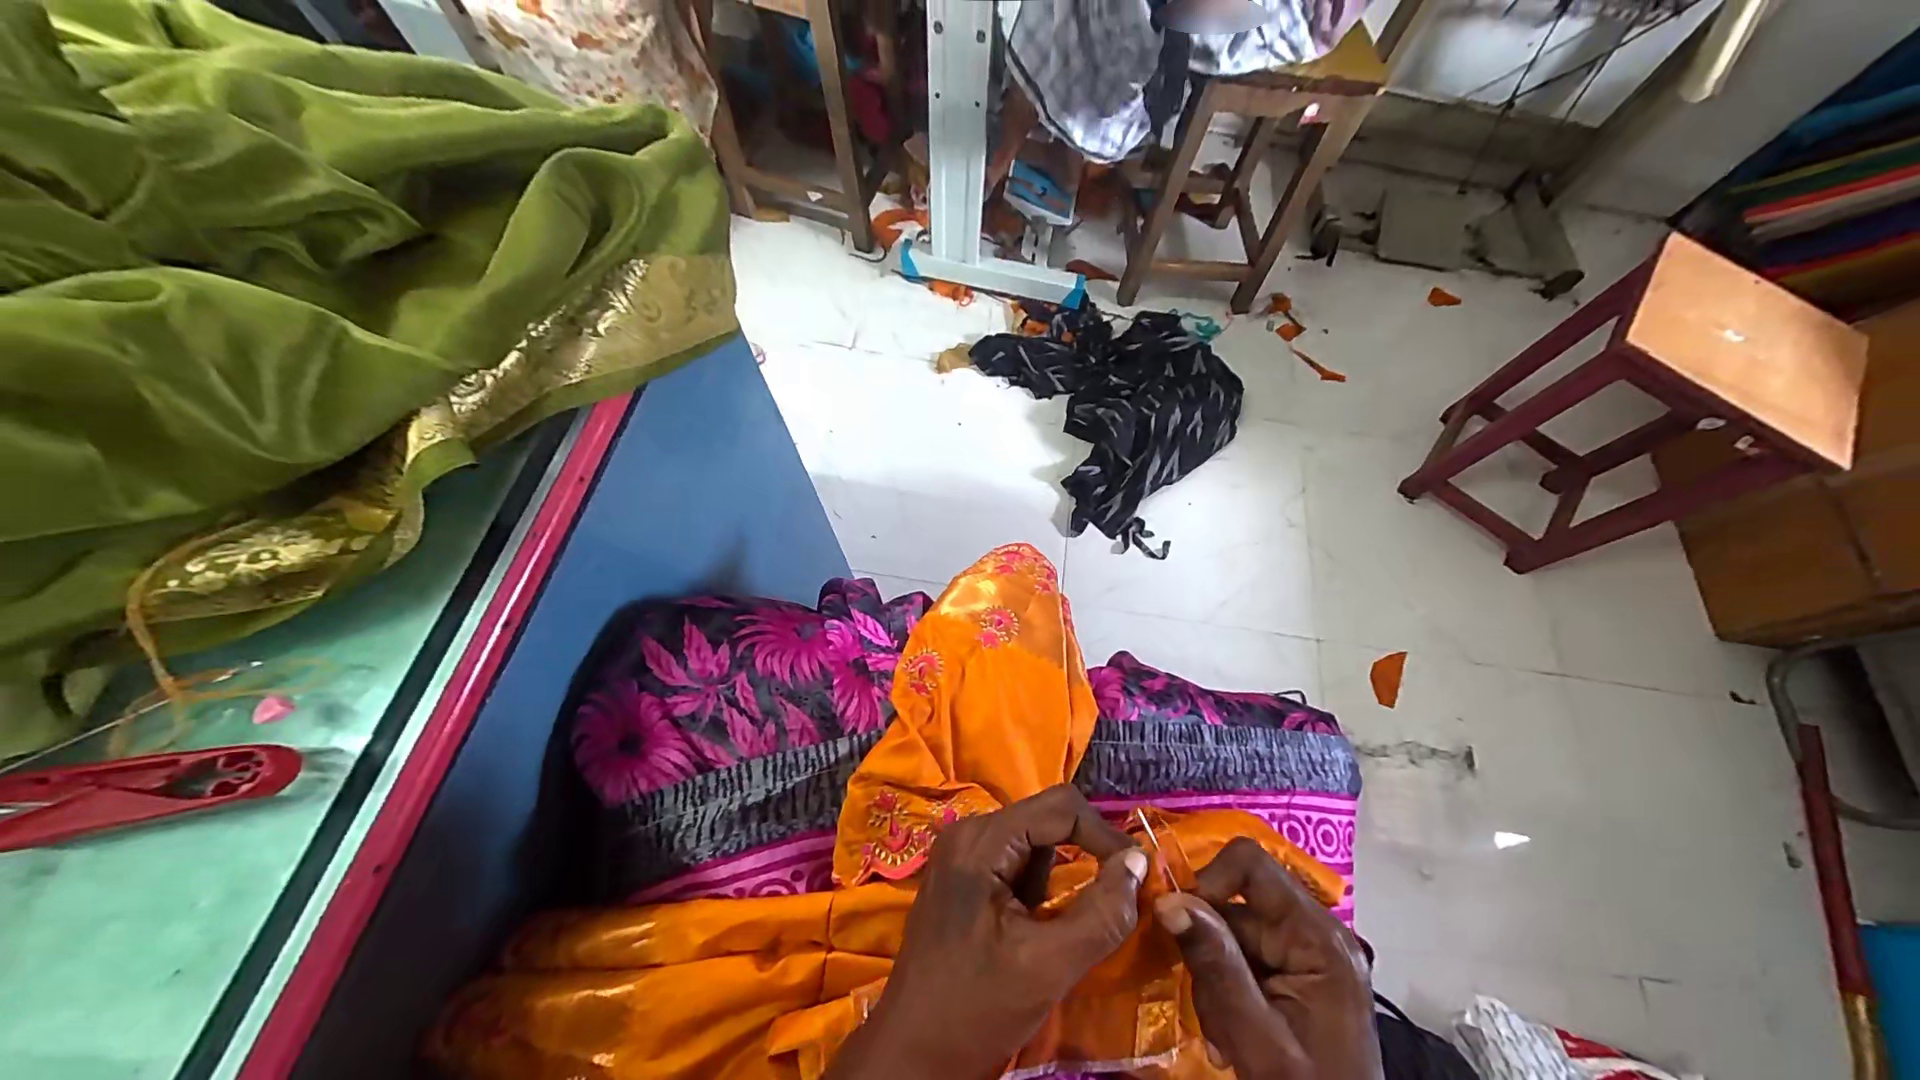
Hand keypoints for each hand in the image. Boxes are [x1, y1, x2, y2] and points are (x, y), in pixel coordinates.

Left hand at [826, 785, 1148, 1079]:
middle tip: (1110, 902)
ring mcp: (963, 853)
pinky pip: (1016, 863)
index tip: (1136, 877)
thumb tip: (1138, 862)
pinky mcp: (964, 876)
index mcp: (981, 840)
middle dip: (1084, 856)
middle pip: (1046, 820)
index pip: (1060, 807)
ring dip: (1060, 878)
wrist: (911, 1052)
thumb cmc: (975, 1008)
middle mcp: (969, 832)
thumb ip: (1101, 913)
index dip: (1104, 834)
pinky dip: (1039, 888)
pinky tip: (1034, 928)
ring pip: (1035, 843)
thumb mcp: (1048, 966)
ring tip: (1058, 927)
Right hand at [1153, 837, 1381, 1078]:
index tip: (1181, 921)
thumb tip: (1168, 900)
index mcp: (1318, 937)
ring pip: (1227, 932)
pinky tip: (1230, 1032)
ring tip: (1223, 1032)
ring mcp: (1303, 952)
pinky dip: (1223, 989)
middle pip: (1232, 904)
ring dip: (1212, 977)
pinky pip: (1237, 957)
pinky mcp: (1292, 972)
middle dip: (1208, 949)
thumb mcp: (1257, 1039)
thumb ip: (1216, 967)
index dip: (1209, 880)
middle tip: (1208, 1005)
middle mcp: (1314, 931)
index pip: (1251, 864)